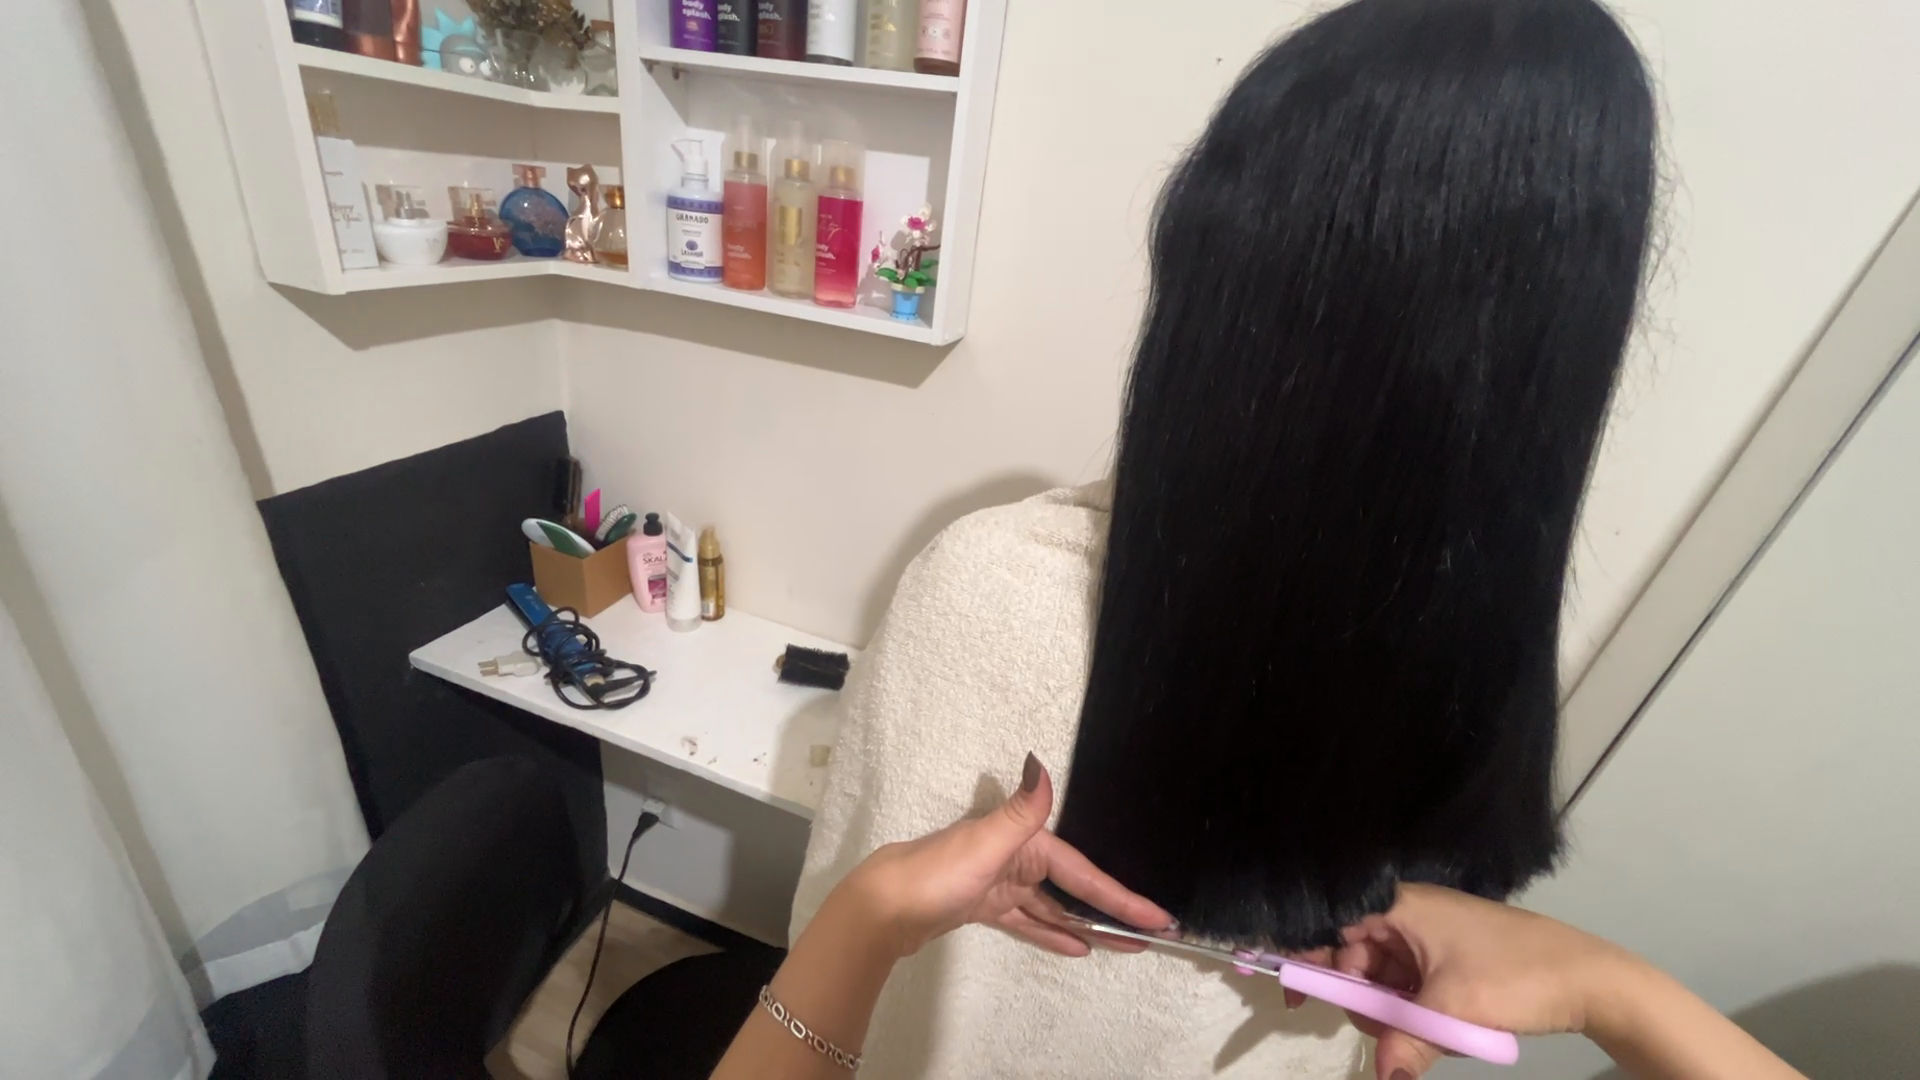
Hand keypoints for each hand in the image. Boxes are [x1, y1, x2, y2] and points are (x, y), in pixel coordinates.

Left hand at [830, 753, 1173, 959]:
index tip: (1156, 918)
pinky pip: (1028, 920)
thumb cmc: (938, 872)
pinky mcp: (985, 905)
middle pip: (1073, 888)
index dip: (1120, 895)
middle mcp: (1016, 856)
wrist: (885, 905)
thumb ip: (1021, 810)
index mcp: (1023, 841)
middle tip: (1149, 937)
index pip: (1083, 872)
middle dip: (1110, 910)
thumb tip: (1041, 762)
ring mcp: (1001, 882)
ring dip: (1085, 925)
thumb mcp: (985, 842)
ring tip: (1122, 946)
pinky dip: (1051, 932)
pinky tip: (1075, 947)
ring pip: (1053, 907)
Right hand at [1333, 884, 1642, 1078]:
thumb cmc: (1514, 972)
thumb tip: (1383, 1079)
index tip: (1295, 995)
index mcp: (1393, 904)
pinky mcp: (1441, 957)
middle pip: (1351, 955)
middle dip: (1360, 996)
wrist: (1593, 979)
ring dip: (1391, 1009)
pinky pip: (1406, 984)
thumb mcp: (1455, 1009)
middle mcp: (1399, 913)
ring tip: (1426, 1034)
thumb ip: (1408, 1040)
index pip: (1328, 923)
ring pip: (1379, 975)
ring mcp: (1421, 935)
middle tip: (1384, 1032)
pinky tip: (1435, 1028)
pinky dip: (1412, 1009)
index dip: (1305, 955)